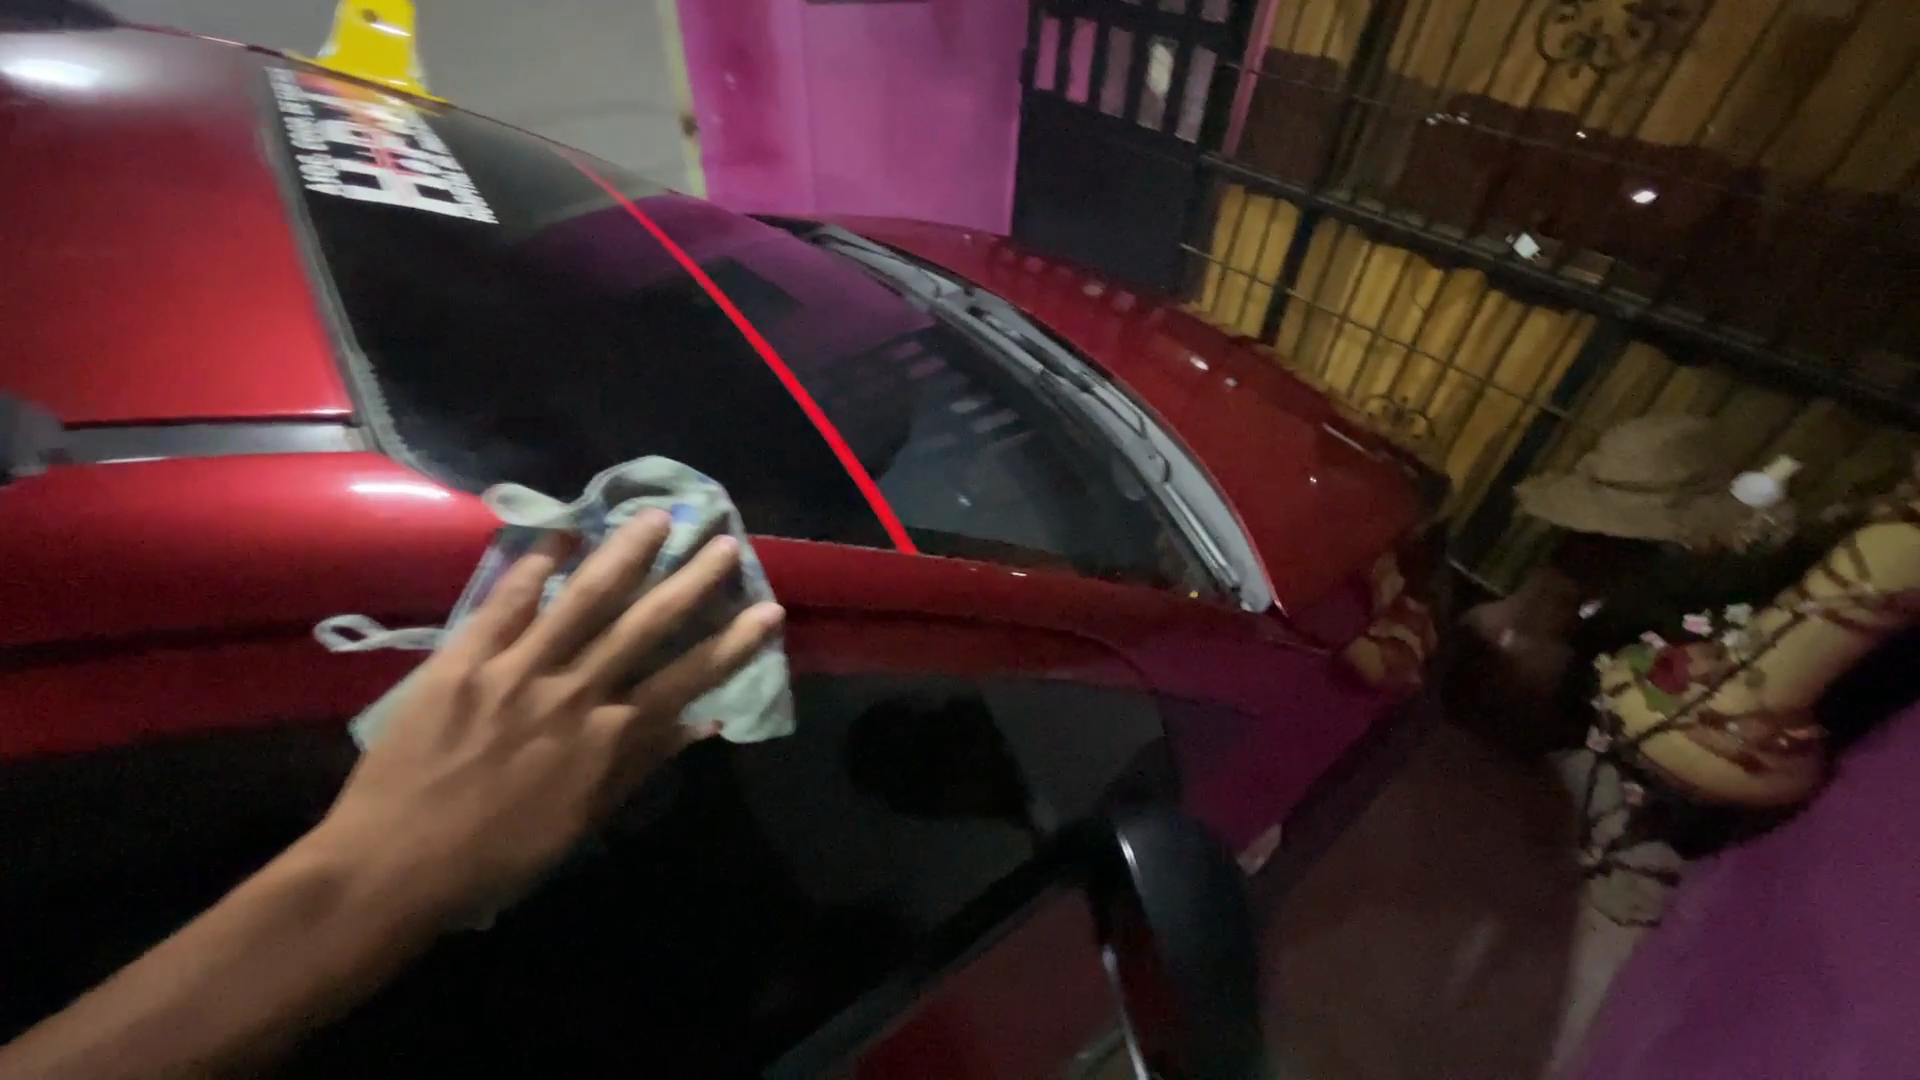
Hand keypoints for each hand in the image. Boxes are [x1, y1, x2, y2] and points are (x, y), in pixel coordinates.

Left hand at [302, 510, 784, 925]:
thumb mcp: (586, 818)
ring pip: (581, 601)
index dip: (734, 642)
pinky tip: (558, 535)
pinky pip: (502, 606)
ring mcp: (516, 671)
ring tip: (654, 519)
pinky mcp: (461, 662)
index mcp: (608, 736)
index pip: (688, 677)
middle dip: (690, 582)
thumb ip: (643, 762)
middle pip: (644, 625)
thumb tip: (701, 723)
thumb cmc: (499, 853)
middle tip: (722, 542)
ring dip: (623, 556)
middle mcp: (574, 692)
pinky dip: (530, 569)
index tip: (769, 609)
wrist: (389, 870)